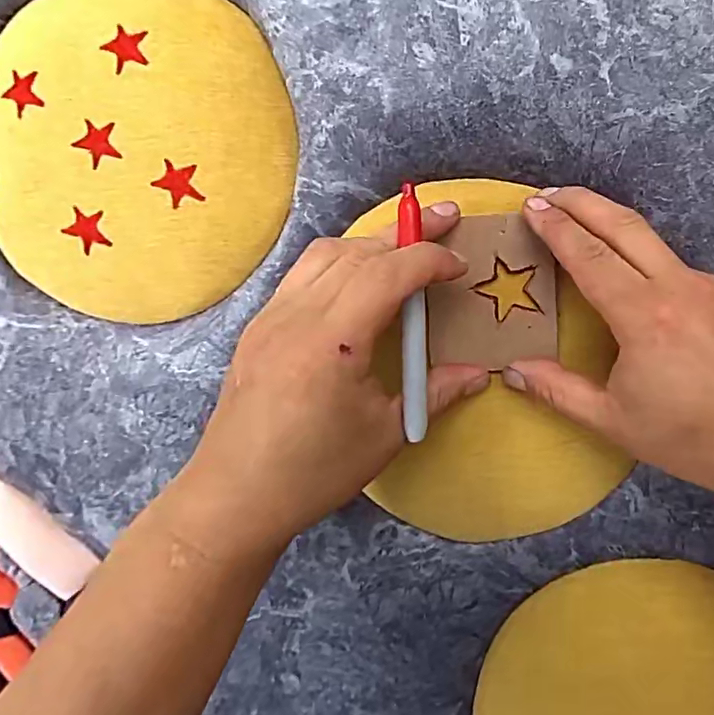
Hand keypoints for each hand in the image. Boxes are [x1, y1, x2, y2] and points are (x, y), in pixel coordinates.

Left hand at [173, 201, 490, 558]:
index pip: (387, 273)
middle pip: (358, 251)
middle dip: (407, 232)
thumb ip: (434, 393)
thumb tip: (479, 374)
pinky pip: (303, 274)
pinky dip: (339, 262)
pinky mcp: (258, 327)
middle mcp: (297, 315)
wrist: (234, 496)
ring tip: (404, 249)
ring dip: (370, 243)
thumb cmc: (314, 472)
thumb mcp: (385, 435)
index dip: (429, 259)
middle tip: (445, 218)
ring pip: (325, 254)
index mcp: (332, 341)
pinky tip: (357, 281)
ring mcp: (271, 317)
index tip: (459, 265)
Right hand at [504, 187, 713, 515]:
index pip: (590, 256)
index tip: (533, 207)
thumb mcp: (614, 421)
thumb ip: (558, 391)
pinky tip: (666, 316)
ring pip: (660, 251)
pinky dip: (666, 285)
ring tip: (597, 251)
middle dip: (583, 202)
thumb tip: (513, 370)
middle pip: (625, 226)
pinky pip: (691, 277)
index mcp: (645, 318)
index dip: (557, 228)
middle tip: (551, 194)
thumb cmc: (691, 439)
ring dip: (622, 241)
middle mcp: (683, 288)